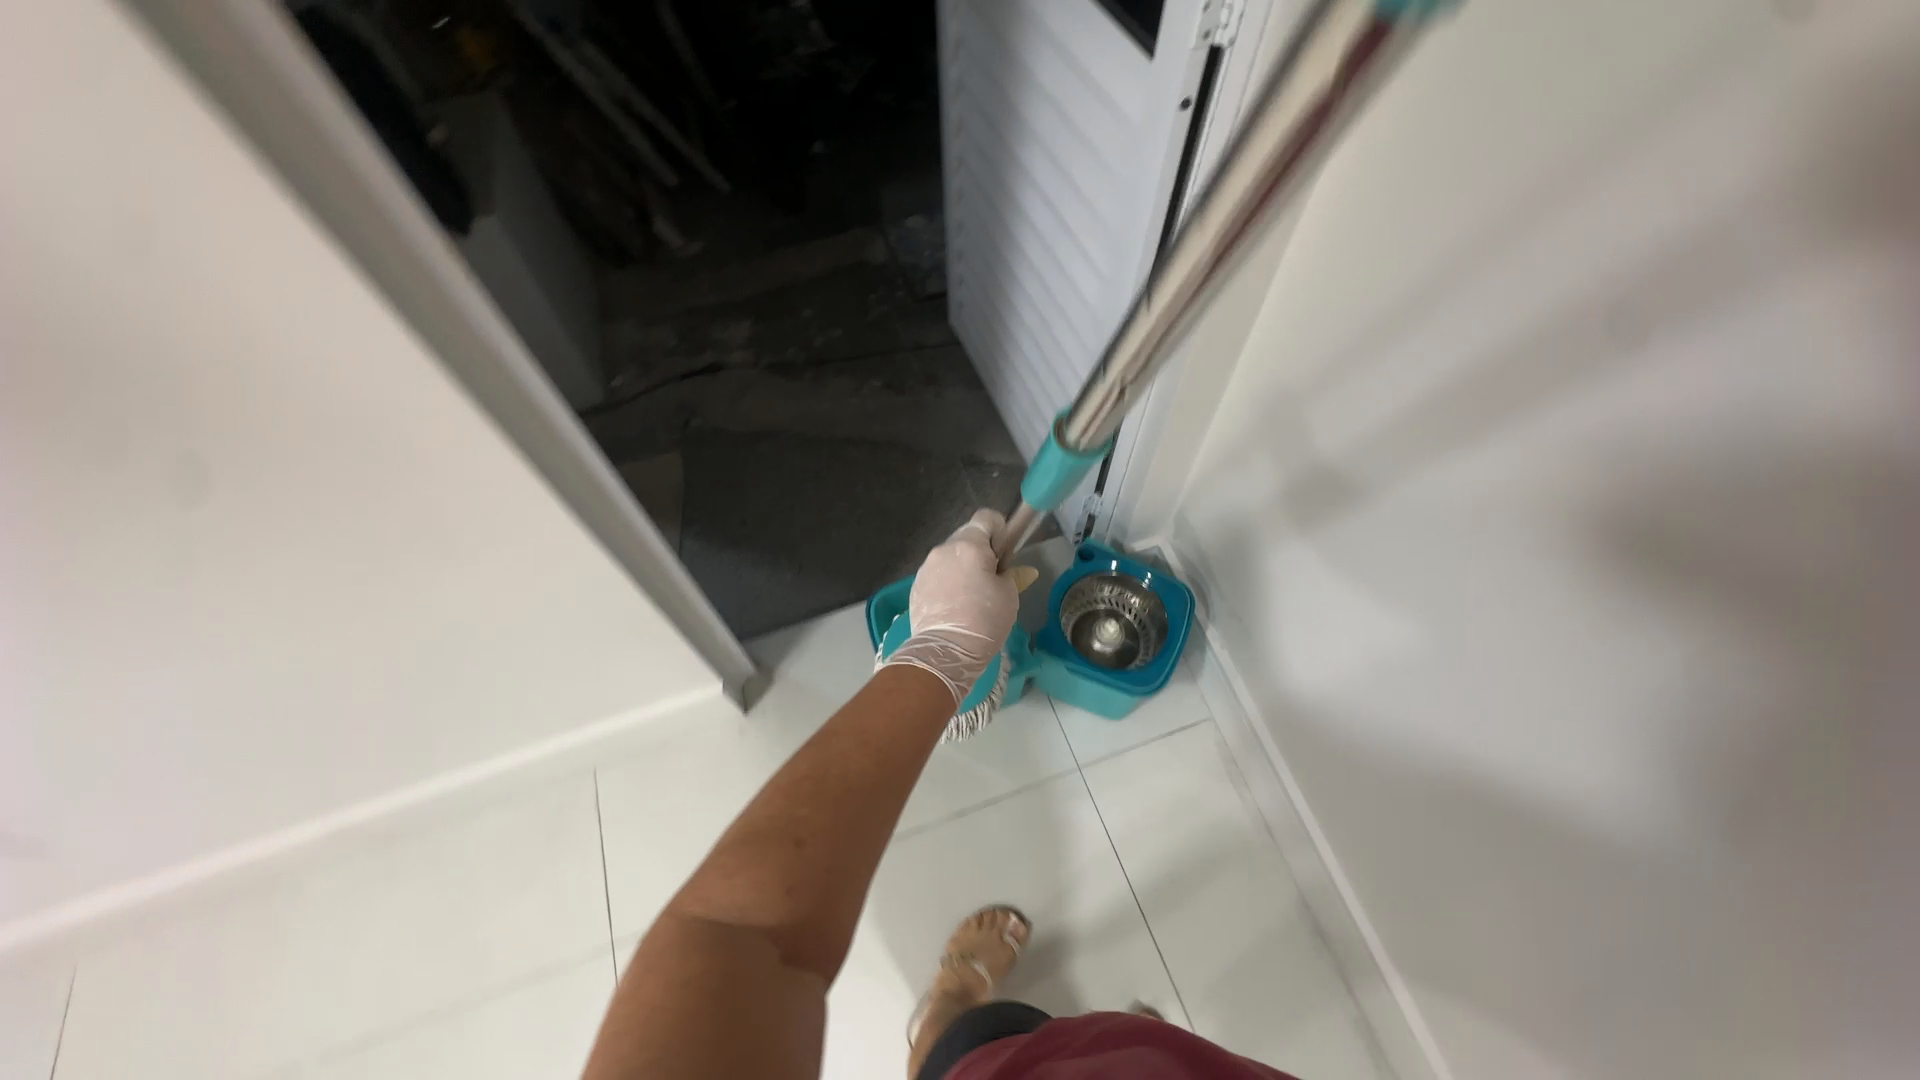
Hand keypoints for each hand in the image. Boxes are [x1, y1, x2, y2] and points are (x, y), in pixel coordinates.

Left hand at [881, 509, 1025, 705]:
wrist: (946, 651)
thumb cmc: (984, 620)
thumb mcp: (1008, 596)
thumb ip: (1011, 575)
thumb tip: (1020, 570)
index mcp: (969, 546)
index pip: (986, 517)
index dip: (999, 530)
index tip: (1004, 552)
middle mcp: (944, 549)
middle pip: (966, 536)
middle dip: (980, 551)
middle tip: (991, 577)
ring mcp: (926, 567)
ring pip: (950, 556)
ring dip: (962, 566)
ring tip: (971, 595)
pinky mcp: (916, 585)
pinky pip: (937, 574)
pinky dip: (948, 581)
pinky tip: (954, 605)